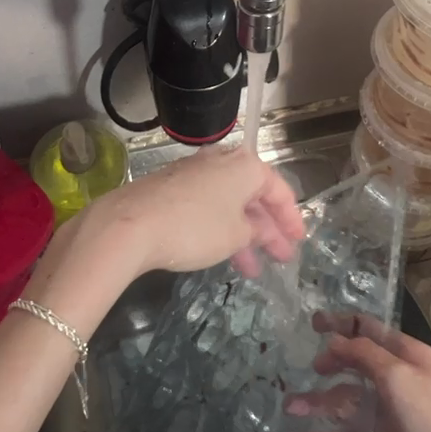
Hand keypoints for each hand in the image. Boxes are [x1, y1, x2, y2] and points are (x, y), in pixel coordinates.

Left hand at [95, 145, 304, 277]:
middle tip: (280, 258)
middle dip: (267, 229)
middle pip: (253, 195)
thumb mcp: (236, 236)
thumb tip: (258, 230)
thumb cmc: (195, 227)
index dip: (291, 218)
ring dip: (244, 234)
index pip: (278, 189)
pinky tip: (223, 253)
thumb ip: (255, 231)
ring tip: (252, 270)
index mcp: (244, 165)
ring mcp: (194, 172)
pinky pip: (208, 205)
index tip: (298, 241)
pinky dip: (221, 228)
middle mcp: (220, 161)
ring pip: (229, 203)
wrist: (131, 224)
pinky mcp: (172, 186)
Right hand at [287, 314, 430, 431]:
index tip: (312, 323)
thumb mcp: (399, 380)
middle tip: (305, 369)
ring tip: (289, 408)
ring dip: (320, 404)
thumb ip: (365, 355)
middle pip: (357, 364)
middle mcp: (402, 380)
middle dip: (329, 366)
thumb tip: (336, 340)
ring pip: (349, 402)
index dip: (342, 323)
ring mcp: (395, 414)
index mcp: (409, 356)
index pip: (370, 329)